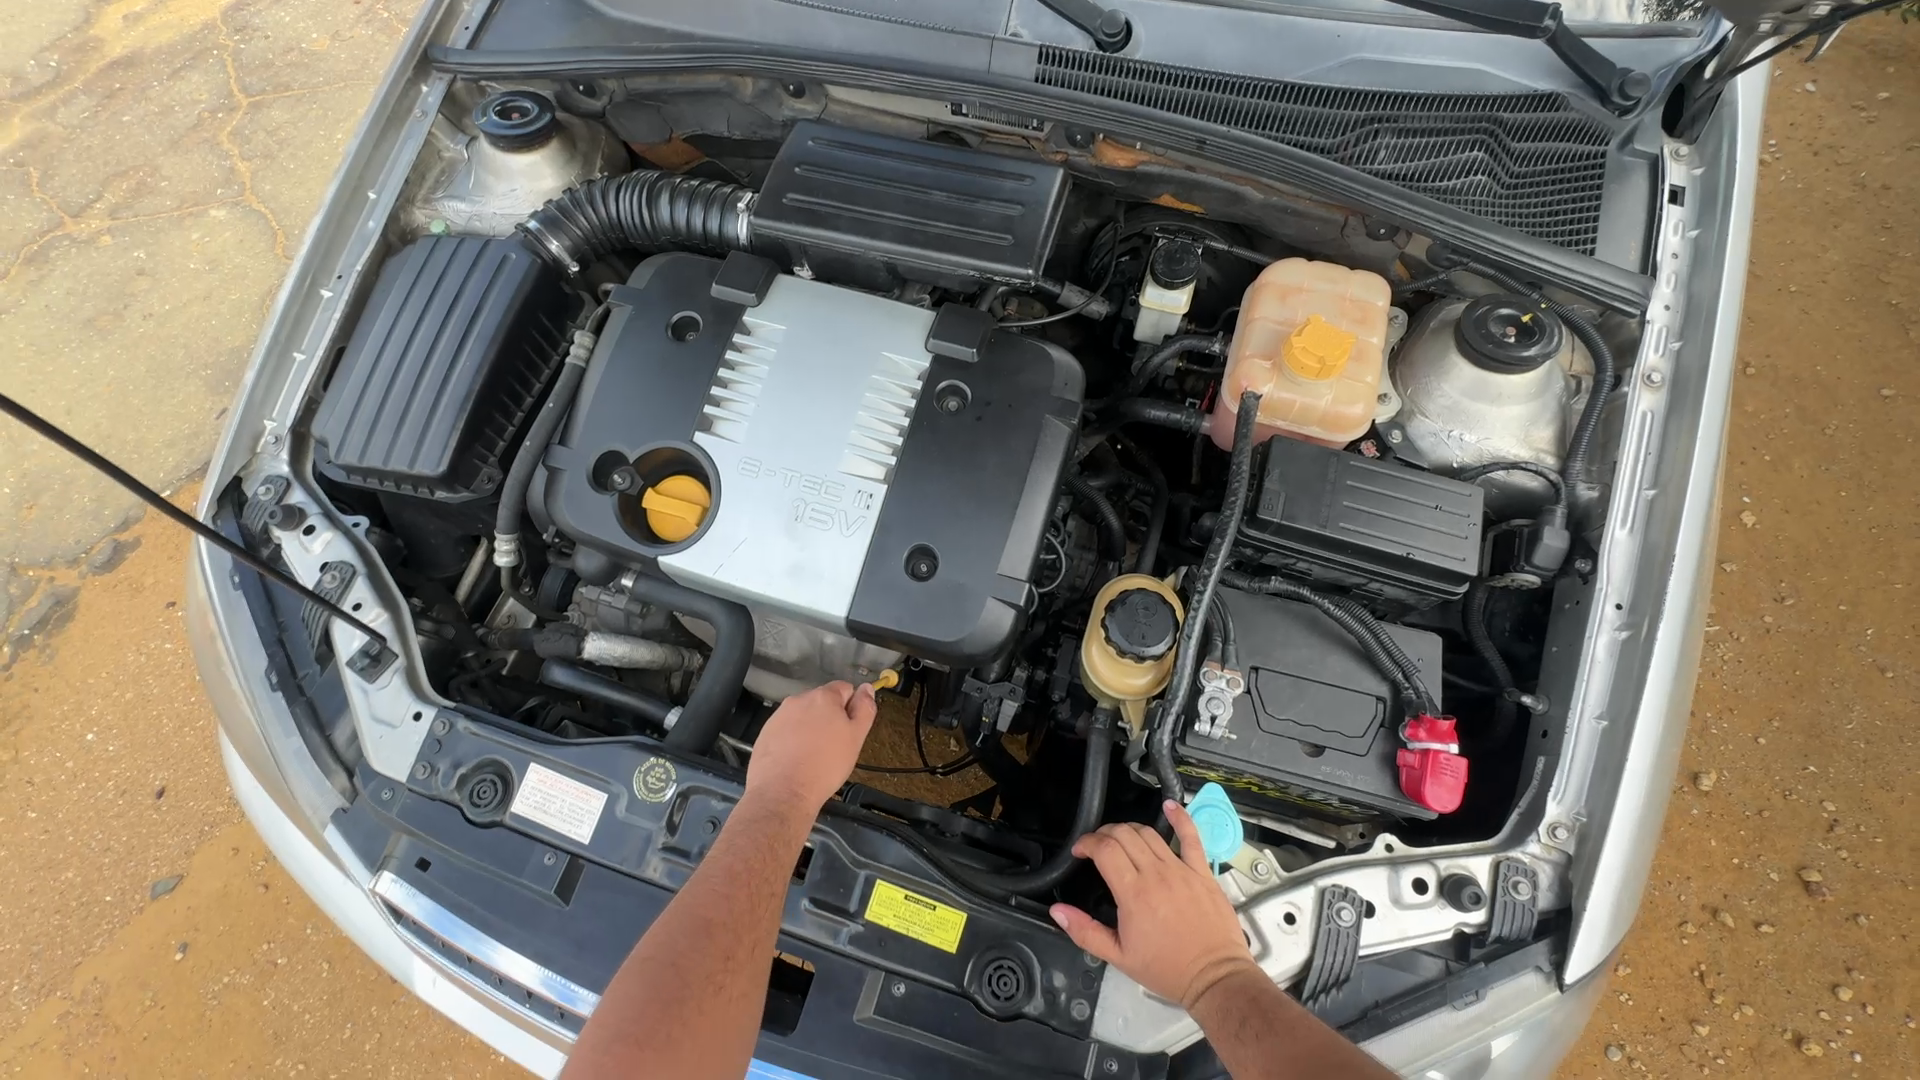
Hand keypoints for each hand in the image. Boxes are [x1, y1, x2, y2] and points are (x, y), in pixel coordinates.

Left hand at [744, 681, 877, 811]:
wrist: (783, 792)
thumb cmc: (825, 766)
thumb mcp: (856, 738)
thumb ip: (864, 709)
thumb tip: (867, 688)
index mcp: (823, 697)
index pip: (845, 688)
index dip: (851, 708)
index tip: (849, 730)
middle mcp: (798, 700)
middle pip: (821, 702)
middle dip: (829, 718)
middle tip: (834, 745)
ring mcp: (779, 716)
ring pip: (803, 716)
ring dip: (810, 728)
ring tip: (813, 755)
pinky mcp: (765, 733)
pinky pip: (785, 730)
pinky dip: (792, 739)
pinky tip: (795, 760)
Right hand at [1050, 801, 1257, 1010]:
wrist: (1215, 979)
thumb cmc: (1167, 969)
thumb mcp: (1119, 957)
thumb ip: (1085, 932)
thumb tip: (1057, 910)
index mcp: (1133, 894)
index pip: (1104, 850)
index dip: (1086, 843)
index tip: (1080, 851)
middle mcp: (1156, 874)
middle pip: (1123, 835)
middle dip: (1103, 834)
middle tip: (1097, 846)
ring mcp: (1181, 869)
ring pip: (1149, 833)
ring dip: (1129, 829)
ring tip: (1120, 838)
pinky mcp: (1202, 872)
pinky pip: (1191, 837)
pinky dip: (1180, 818)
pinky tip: (1170, 806)